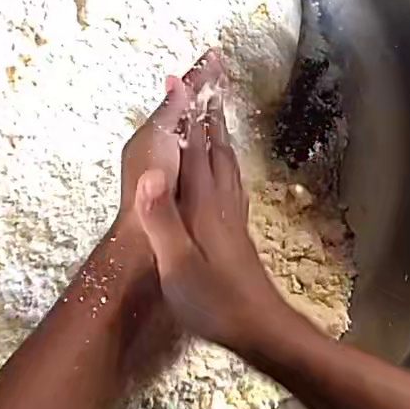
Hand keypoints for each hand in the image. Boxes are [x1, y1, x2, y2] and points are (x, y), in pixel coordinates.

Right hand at [136, 85, 305, 355]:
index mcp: (204, 205)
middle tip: (203, 85)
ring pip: (226, 163)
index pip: (193, 149)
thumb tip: (148, 173)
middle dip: (207, 115)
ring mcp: (233, 215)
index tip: (179, 82)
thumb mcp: (177, 265)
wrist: (261, 326)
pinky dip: (225, 161)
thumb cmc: (215, 301)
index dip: (185, 115)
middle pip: (215, 148)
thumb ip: (162, 221)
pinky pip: (231, 181)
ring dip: (218, 134)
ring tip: (214, 115)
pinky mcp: (237, 229)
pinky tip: (226, 167)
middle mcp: (221, 201)